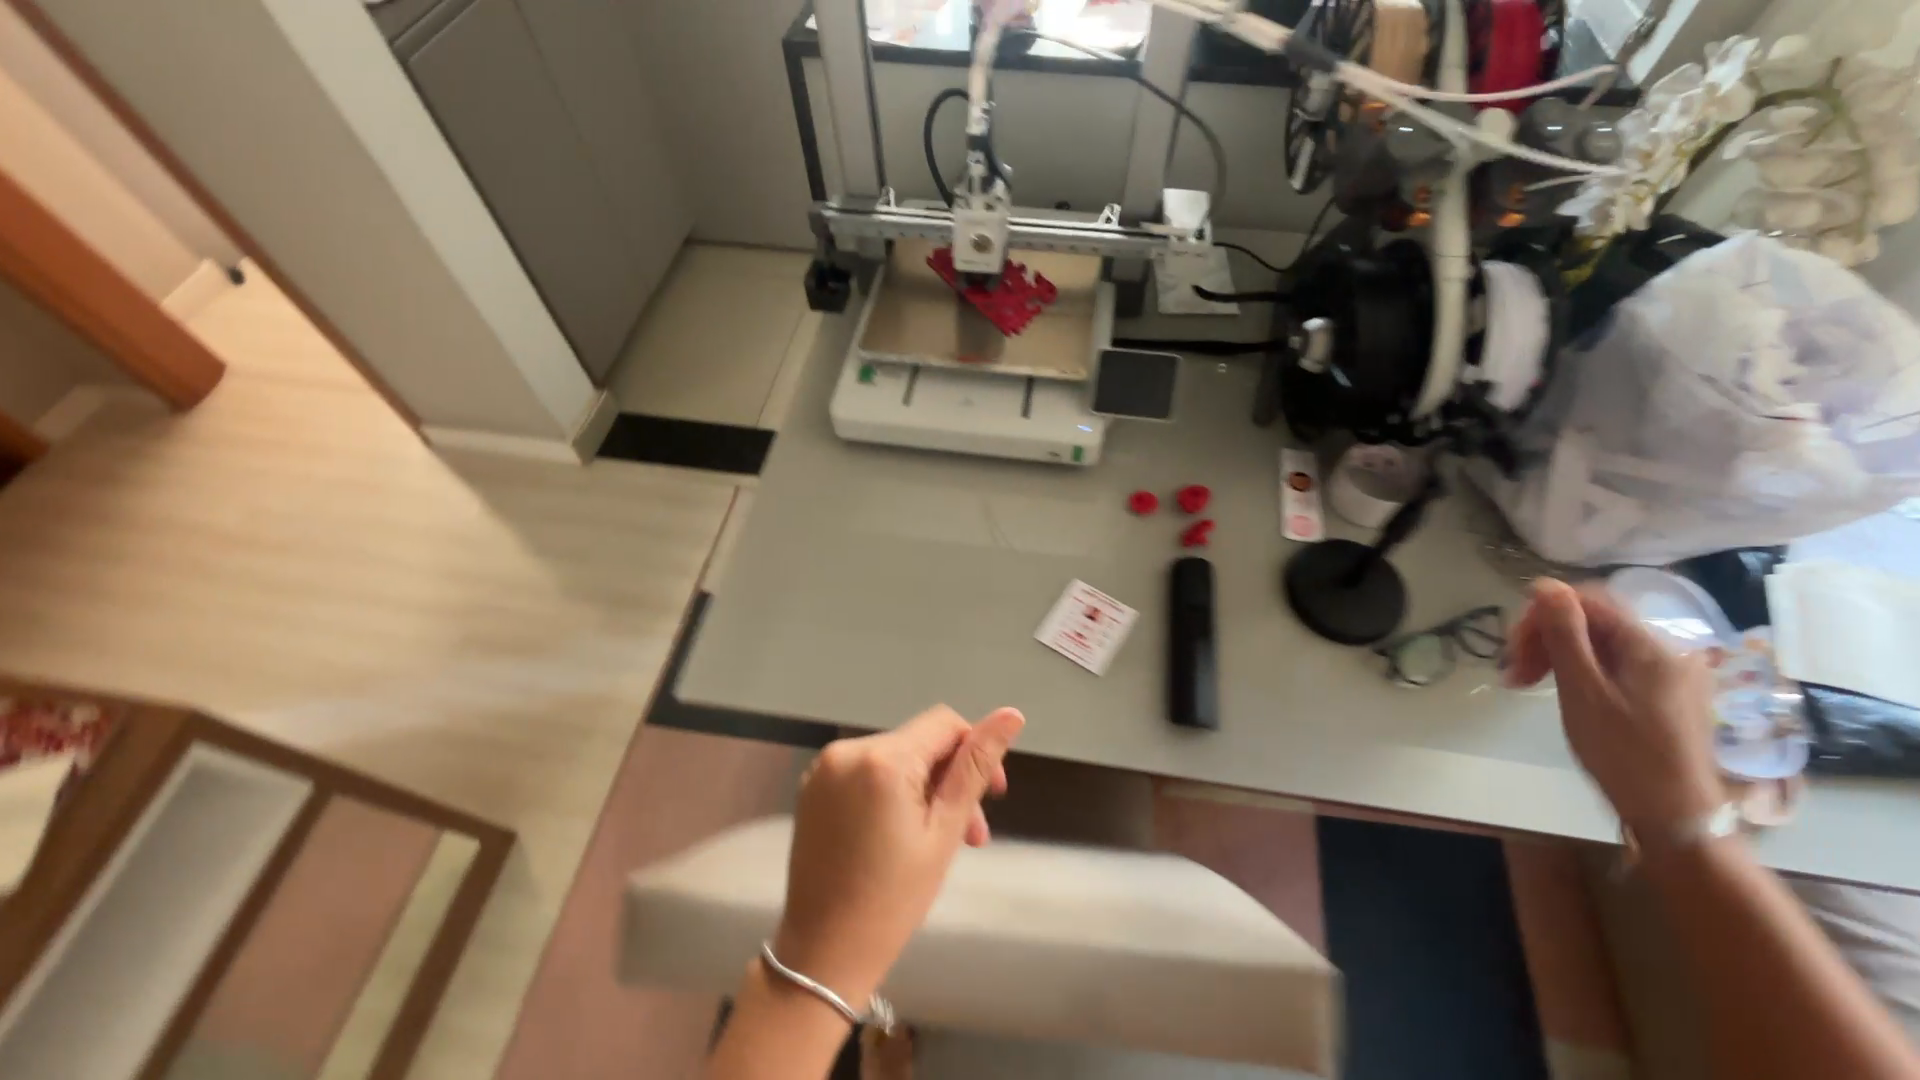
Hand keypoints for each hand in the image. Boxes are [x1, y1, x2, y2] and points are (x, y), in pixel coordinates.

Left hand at [772, 705, 1024, 1006]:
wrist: (824, 952)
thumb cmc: (893, 899)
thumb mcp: (944, 832)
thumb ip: (976, 767)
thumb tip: (1011, 714)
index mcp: (882, 759)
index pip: (946, 724)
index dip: (977, 751)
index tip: (993, 798)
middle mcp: (846, 750)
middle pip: (919, 743)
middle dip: (950, 780)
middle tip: (969, 836)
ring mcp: (823, 769)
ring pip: (894, 759)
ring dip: (923, 790)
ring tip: (937, 842)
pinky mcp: (811, 789)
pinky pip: (865, 774)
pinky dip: (890, 794)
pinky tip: (897, 837)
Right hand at [1504, 579, 1721, 830]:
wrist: (1674, 813)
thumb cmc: (1623, 752)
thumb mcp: (1582, 691)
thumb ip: (1565, 635)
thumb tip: (1545, 585)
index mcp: (1651, 644)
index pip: (1588, 602)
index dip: (1543, 614)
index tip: (1512, 646)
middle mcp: (1667, 649)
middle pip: (1594, 622)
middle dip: (1546, 638)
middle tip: (1513, 672)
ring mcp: (1669, 672)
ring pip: (1600, 644)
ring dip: (1557, 656)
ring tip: (1526, 684)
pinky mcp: (1665, 692)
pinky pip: (1614, 664)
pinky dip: (1580, 671)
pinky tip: (1560, 691)